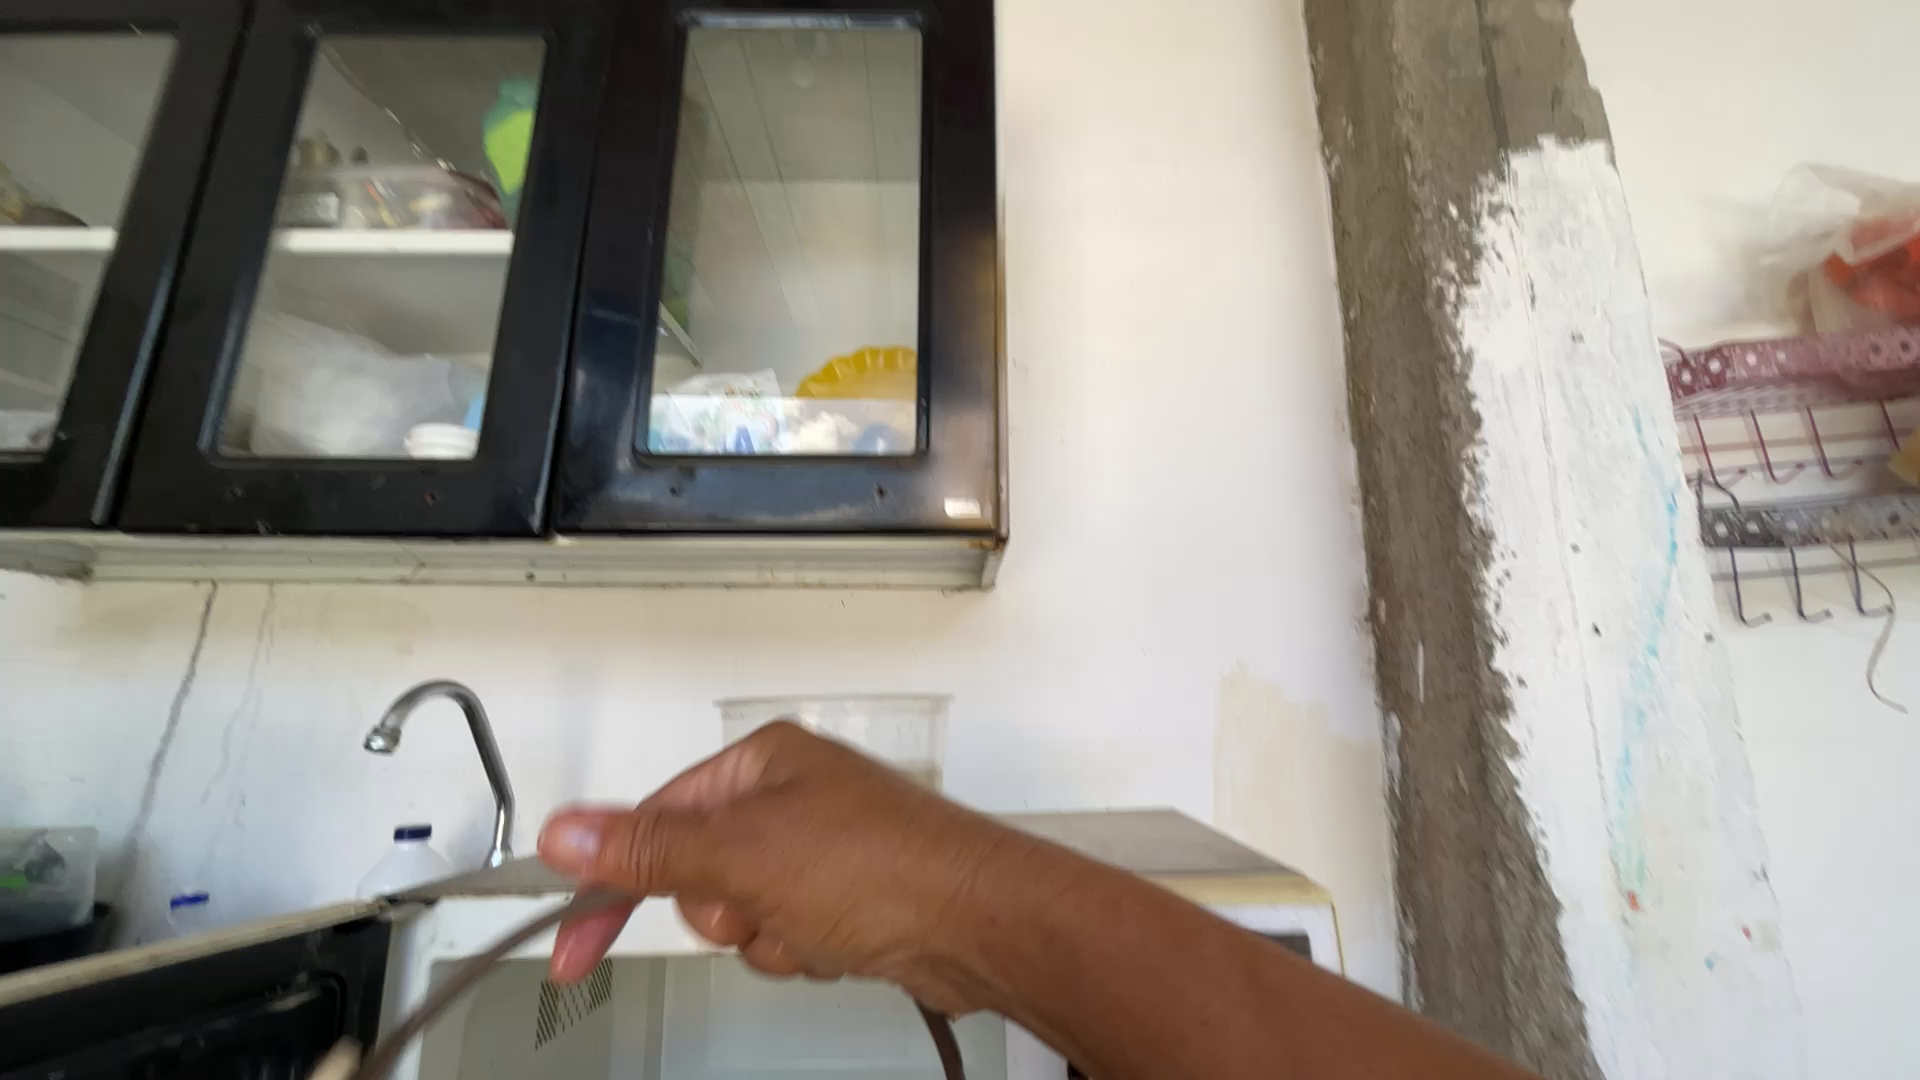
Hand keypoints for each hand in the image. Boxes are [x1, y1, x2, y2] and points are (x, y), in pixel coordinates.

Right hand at [538, 722, 1039, 1013]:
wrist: (971, 921)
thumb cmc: (879, 864)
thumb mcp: (742, 855)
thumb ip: (650, 847)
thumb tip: (569, 828)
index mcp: (764, 761)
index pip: (658, 816)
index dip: (612, 881)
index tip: (574, 942)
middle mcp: (792, 793)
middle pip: (700, 871)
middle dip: (725, 907)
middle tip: (761, 902)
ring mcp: (818, 844)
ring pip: (742, 912)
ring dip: (769, 933)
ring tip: (816, 917)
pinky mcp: (841, 890)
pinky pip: (784, 934)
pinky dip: (803, 947)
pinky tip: (842, 936)